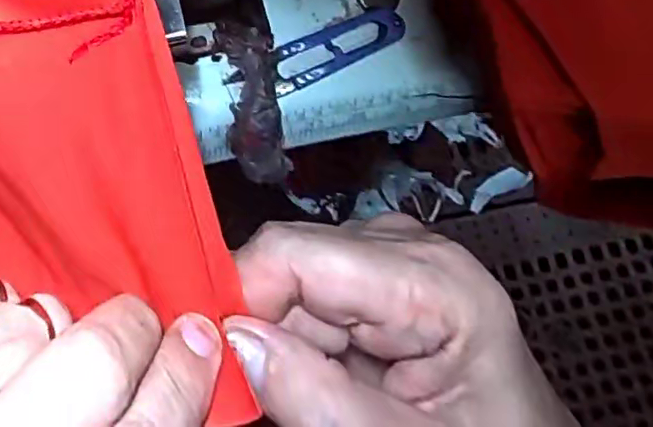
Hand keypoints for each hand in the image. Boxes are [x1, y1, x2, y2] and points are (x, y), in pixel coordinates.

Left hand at [0, 274, 224, 426]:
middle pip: (93, 355)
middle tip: (131, 329)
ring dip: (39, 333)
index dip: (181, 375)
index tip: (195, 340)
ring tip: (19, 372)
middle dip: (124, 332)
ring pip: (33, 313)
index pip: (146, 422)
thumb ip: (115, 422)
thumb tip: (173, 363)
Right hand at [225, 215, 575, 426]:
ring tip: (322, 401)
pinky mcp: (377, 279)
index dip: (243, 297)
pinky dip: (301, 343)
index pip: (292, 252)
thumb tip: (234, 341)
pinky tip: (332, 384)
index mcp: (433, 280)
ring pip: (290, 282)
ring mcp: (391, 260)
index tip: (219, 353)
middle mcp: (407, 250)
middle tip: (276, 398)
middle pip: (287, 264)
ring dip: (285, 341)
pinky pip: (308, 297)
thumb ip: (319, 400)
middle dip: (267, 328)